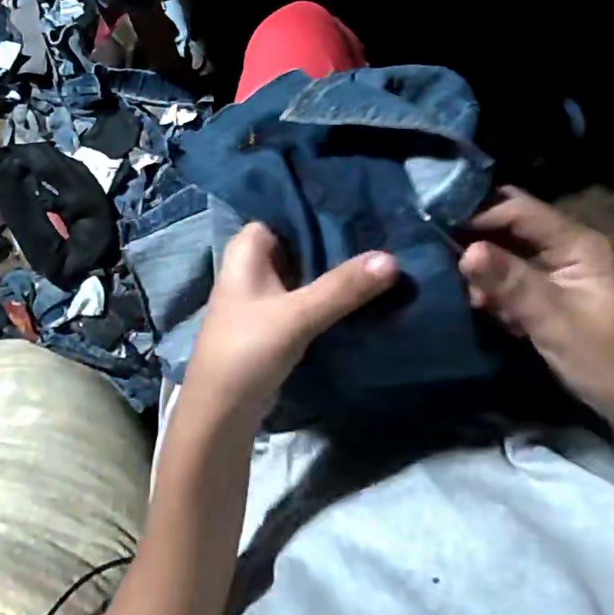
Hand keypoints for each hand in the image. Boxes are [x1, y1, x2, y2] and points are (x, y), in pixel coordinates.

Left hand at [184, 223, 398, 418]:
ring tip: (380, 255)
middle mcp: (252, 265)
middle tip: (381, 230)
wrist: (221, 411)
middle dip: (334, 239)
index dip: (319, 208)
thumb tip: (392, 258)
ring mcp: (263, 294)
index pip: (286, 212)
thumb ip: (342, 287)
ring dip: (333, 268)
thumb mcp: (297, 315)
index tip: (360, 203)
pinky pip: (305, 294)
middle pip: (299, 241)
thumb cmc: (248, 349)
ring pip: (304, 270)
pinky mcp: (274, 319)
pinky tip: (360, 291)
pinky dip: (327, 293)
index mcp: (246, 250)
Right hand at [458, 187, 613, 432]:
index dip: (479, 214)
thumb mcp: (554, 321)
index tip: (438, 229)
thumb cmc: (605, 360)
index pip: (518, 209)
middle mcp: (564, 247)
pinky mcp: (544, 292)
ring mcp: (554, 270)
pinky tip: (487, 310)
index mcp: (577, 243)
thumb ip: (510, 284)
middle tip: (446, 263)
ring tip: (472, 297)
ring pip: (504, 252)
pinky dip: (493, 290)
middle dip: (476, 242)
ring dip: (482, 271)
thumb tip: (466, 251)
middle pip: (508, 226)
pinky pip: (507, 277)